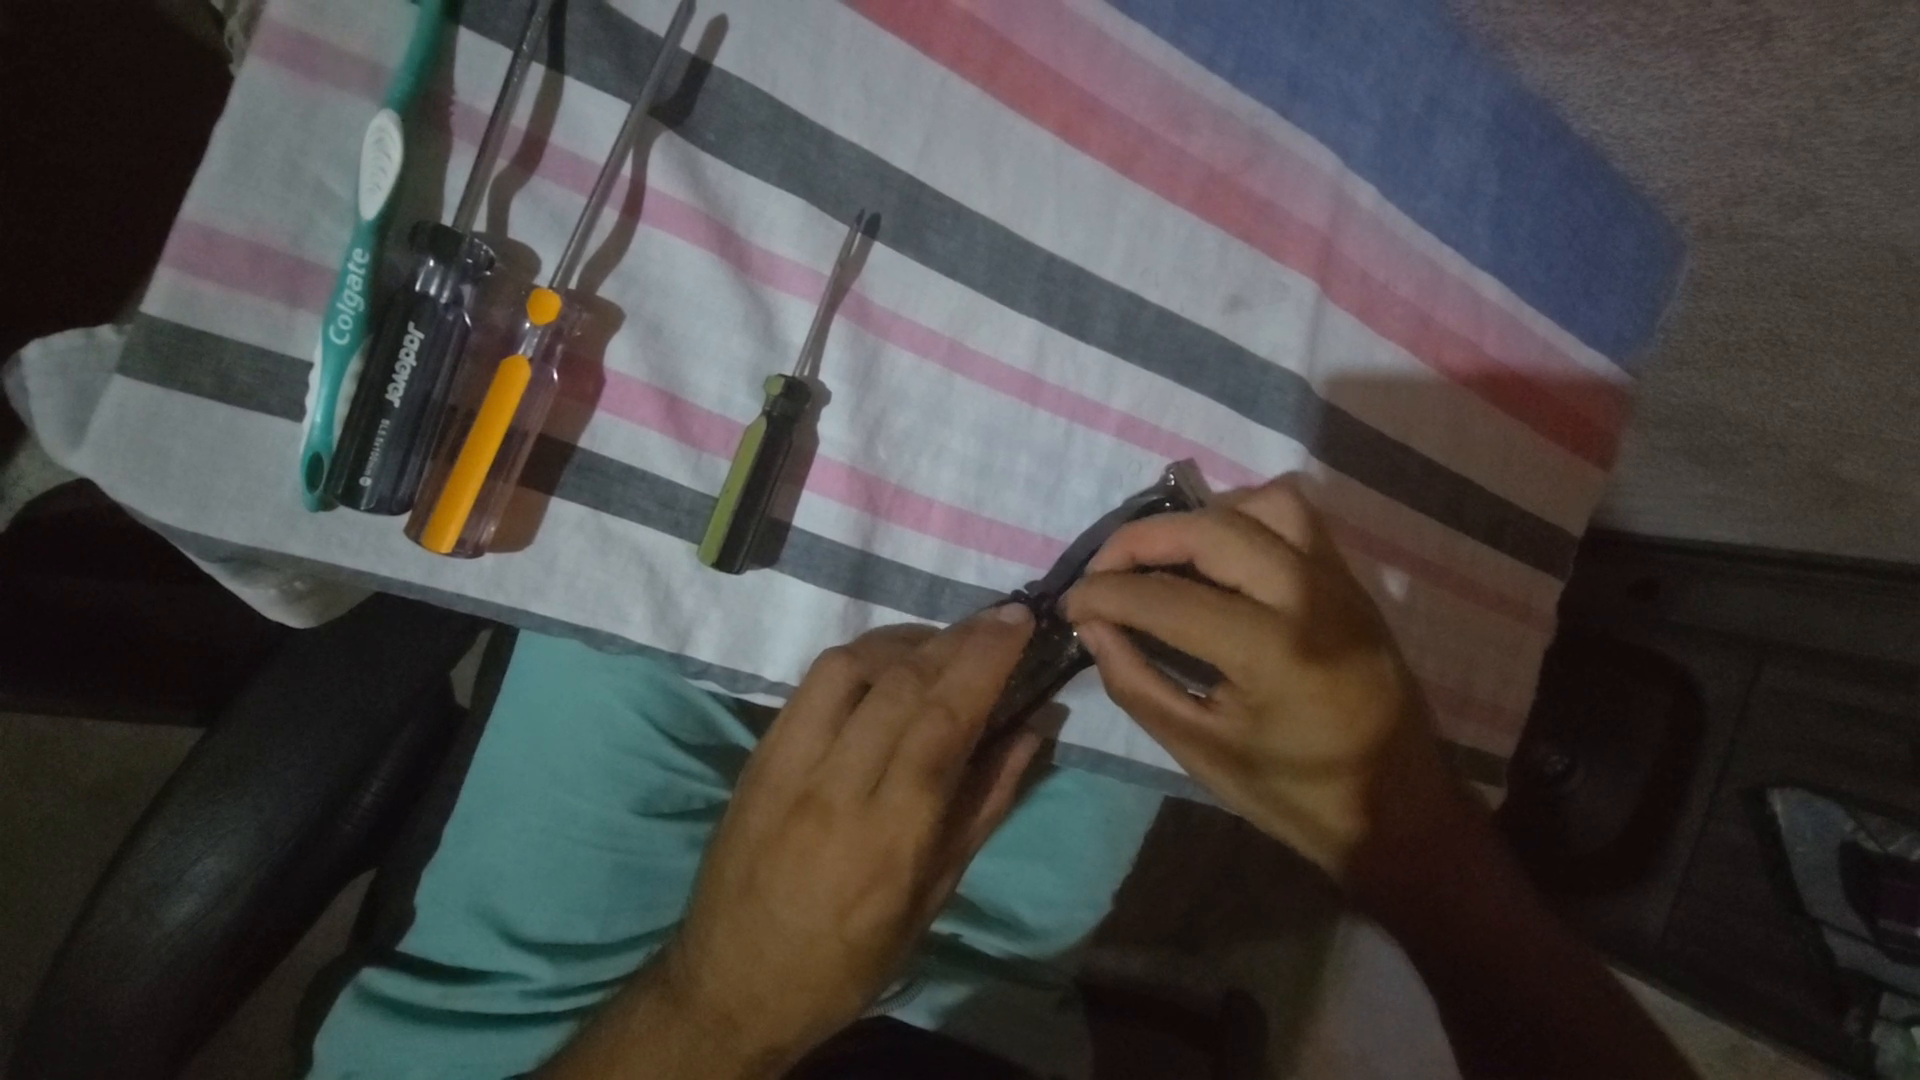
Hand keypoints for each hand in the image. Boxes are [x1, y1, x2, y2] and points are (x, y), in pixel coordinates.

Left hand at [656, 608, 1041, 1070]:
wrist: (731, 984)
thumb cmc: (851, 958)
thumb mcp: (934, 896)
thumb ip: (986, 802)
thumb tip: (1033, 729)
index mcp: (888, 838)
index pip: (942, 722)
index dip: (984, 661)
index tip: (1018, 621)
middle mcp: (833, 788)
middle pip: (901, 684)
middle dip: (959, 638)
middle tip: (999, 618)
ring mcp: (786, 764)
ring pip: (850, 667)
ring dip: (908, 639)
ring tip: (947, 641)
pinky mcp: (759, 753)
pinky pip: (812, 682)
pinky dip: (863, 656)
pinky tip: (890, 661)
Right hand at [1063, 476, 1468, 891]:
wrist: (1400, 810)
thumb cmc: (1294, 794)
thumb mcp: (1199, 751)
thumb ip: (1137, 682)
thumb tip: (1093, 626)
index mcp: (1273, 654)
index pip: (1166, 598)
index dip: (1104, 594)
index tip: (1071, 605)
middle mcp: (1311, 599)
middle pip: (1210, 528)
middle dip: (1139, 540)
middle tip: (1104, 571)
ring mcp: (1339, 582)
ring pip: (1262, 503)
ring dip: (1198, 517)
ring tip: (1164, 554)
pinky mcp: (1352, 580)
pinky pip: (1296, 516)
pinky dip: (1244, 516)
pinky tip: (1216, 555)